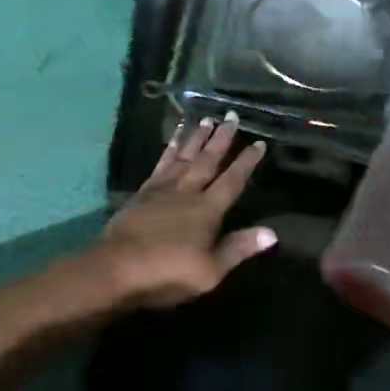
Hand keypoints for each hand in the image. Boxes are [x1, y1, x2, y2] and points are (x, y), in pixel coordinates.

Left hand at [94, 112, 276, 308]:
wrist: (117, 268)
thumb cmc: (167, 273)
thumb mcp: (210, 272)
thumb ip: (238, 249)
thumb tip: (272, 233)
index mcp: (207, 210)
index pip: (232, 182)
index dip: (246, 163)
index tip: (258, 142)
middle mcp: (187, 193)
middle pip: (207, 161)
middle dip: (221, 140)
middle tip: (231, 116)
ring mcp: (162, 190)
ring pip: (183, 157)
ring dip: (195, 138)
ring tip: (205, 119)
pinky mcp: (142, 194)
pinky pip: (160, 164)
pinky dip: (169, 149)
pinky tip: (173, 141)